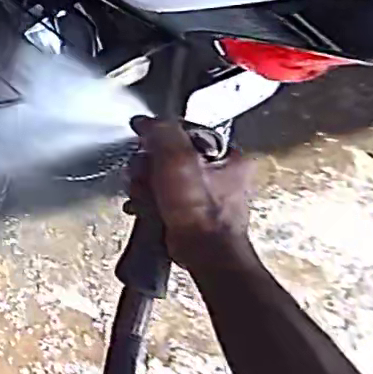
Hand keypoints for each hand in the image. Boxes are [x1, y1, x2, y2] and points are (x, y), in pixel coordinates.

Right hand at [128, 117, 257, 271]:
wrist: (203, 252)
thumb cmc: (198, 210)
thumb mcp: (178, 160)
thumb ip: (163, 134)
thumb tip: (145, 121)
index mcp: (229, 156)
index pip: (181, 134)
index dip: (157, 143)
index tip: (147, 153)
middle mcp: (221, 173)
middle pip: (165, 156)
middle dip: (147, 169)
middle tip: (146, 180)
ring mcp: (204, 193)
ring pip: (159, 177)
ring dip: (143, 186)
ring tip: (146, 198)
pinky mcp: (189, 211)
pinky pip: (158, 196)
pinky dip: (146, 201)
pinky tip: (145, 208)